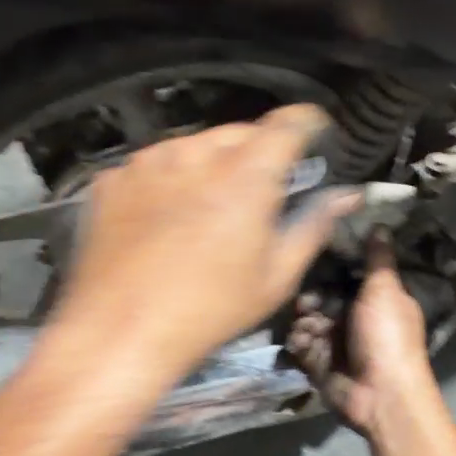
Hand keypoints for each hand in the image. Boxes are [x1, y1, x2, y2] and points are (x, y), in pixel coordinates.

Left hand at [51, 104, 363, 375]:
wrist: (118, 332)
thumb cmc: (207, 311)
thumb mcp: (274, 278)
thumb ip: (313, 226)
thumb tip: (344, 196)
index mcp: (245, 175)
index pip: (288, 123)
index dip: (307, 124)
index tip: (314, 134)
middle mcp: (194, 154)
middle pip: (238, 133)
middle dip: (255, 153)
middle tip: (255, 194)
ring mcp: (146, 163)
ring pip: (190, 147)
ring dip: (206, 167)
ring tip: (203, 212)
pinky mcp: (110, 180)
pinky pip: (150, 168)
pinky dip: (163, 183)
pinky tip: (160, 222)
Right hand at [286, 232, 433, 433]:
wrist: (381, 395)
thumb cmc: (387, 337)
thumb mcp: (385, 291)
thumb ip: (377, 258)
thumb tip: (381, 225)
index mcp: (376, 300)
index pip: (346, 276)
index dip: (329, 270)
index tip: (313, 262)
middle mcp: (355, 319)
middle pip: (322, 298)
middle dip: (310, 299)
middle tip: (307, 304)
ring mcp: (336, 343)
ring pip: (308, 322)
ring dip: (304, 323)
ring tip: (307, 330)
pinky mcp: (319, 364)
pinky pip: (301, 346)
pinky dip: (299, 344)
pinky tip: (302, 346)